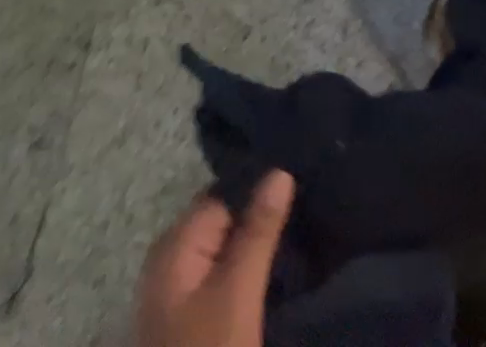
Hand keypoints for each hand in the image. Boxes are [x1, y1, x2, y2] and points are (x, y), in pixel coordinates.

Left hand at [136, 169, 295, 346]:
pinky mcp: (193, 313)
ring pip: (228, 245)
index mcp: (176, 243)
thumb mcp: (237, 290)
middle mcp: (172, 257)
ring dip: (260, 240)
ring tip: (306, 225)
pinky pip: (226, 271)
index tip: (304, 175)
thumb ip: (257, 230)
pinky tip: (282, 263)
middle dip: (264, 211)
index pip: (224, 192)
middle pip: (224, 217)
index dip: (262, 183)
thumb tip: (279, 171)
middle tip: (312, 199)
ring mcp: (181, 288)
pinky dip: (251, 265)